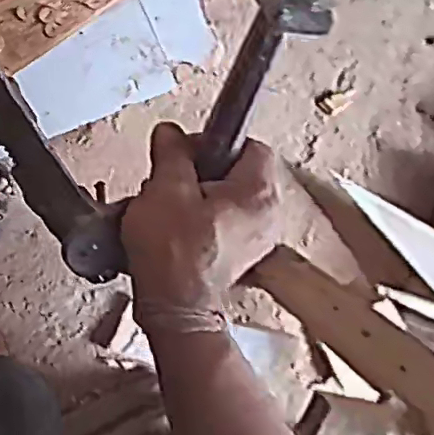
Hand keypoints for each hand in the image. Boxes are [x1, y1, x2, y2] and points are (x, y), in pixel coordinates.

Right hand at [122, 123, 282, 309]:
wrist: (174, 301)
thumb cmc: (171, 251)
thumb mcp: (163, 189)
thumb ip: (172, 155)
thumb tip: (171, 133)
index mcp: (258, 193)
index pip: (250, 146)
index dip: (211, 143)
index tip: (182, 152)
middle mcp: (270, 214)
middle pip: (237, 173)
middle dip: (199, 172)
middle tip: (168, 183)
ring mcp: (258, 237)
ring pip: (228, 197)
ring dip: (196, 196)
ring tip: (167, 207)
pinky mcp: (241, 253)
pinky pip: (223, 221)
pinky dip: (200, 218)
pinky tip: (174, 228)